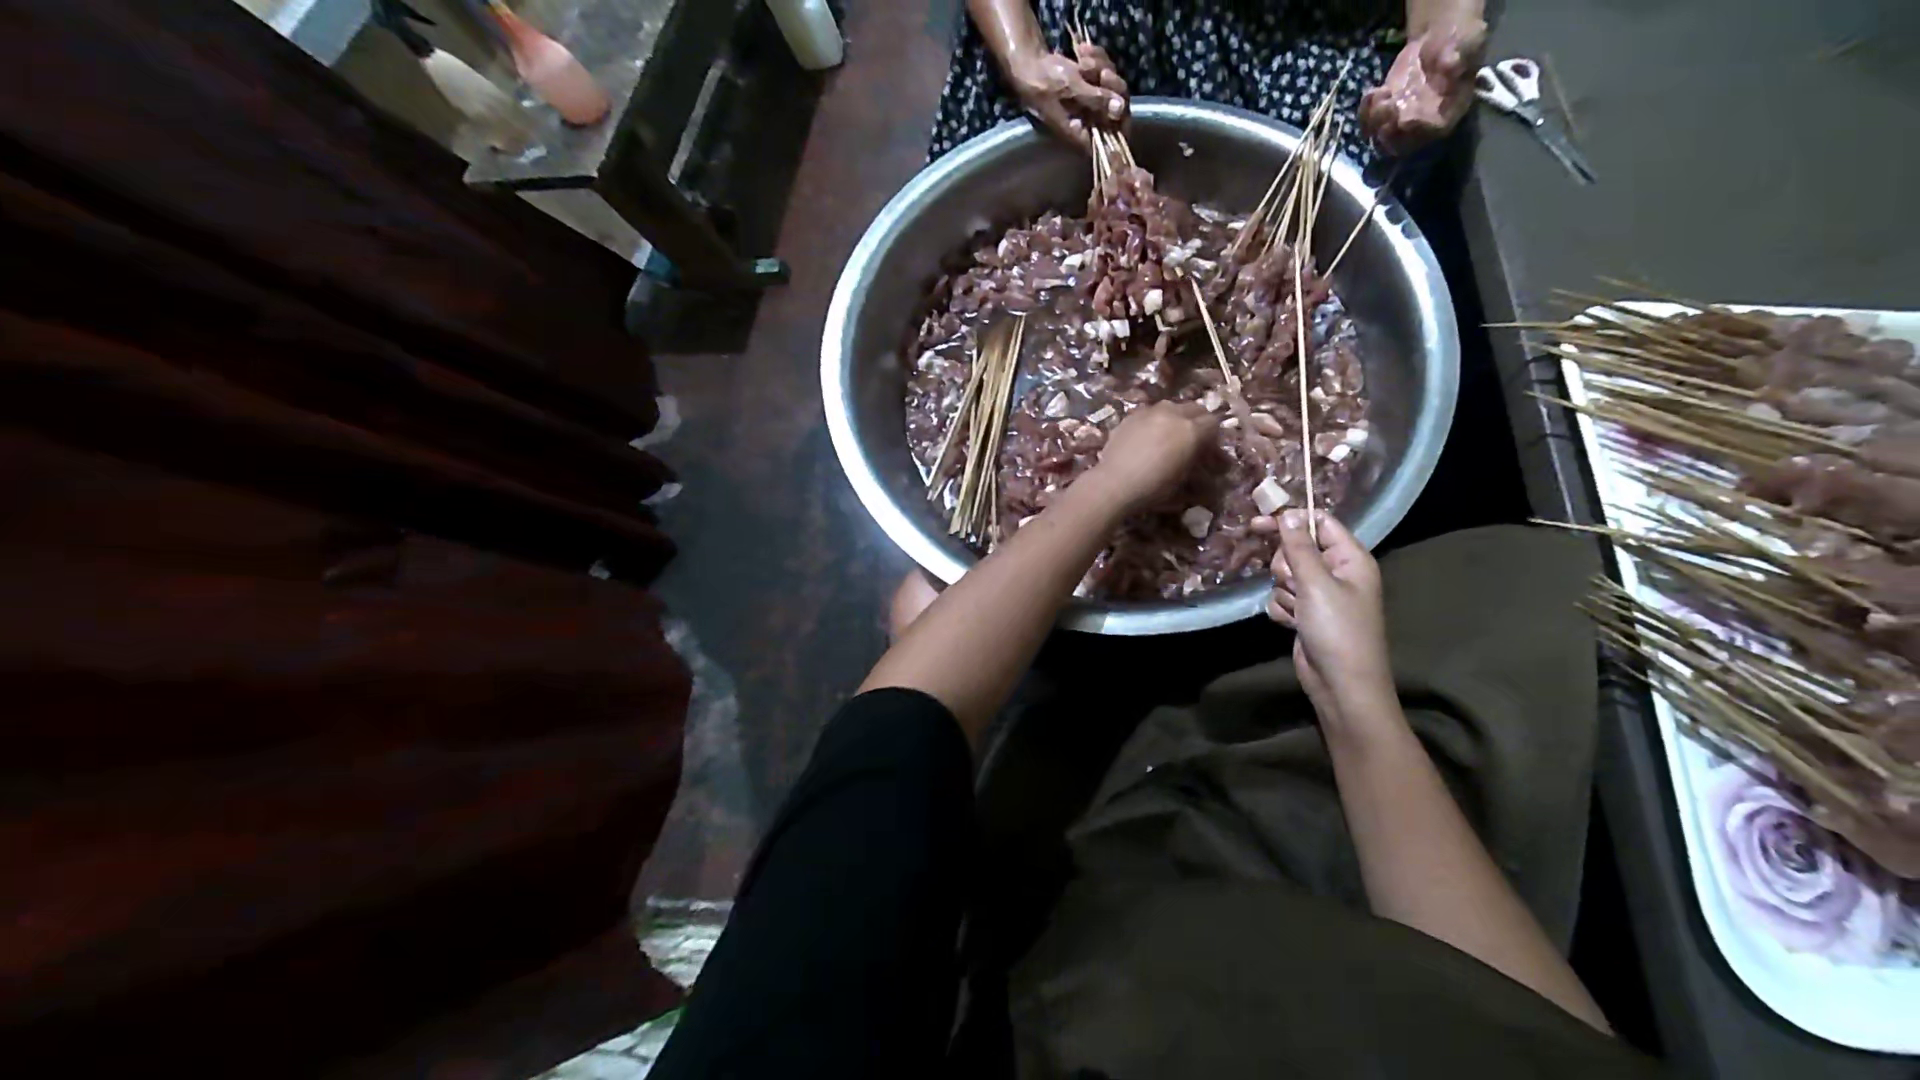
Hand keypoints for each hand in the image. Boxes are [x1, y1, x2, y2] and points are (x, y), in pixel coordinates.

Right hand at [1006, 42, 1128, 149]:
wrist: (1029, 65)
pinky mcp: (1091, 86)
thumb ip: (1096, 100)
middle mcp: (1090, 122)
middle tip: (1101, 72)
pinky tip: (1082, 51)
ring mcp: (1092, 104)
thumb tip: (1119, 109)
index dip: (1121, 121)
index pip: (1111, 139)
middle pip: (1118, 109)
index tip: (1119, 100)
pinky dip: (1097, 58)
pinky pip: (1106, 71)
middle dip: (1112, 85)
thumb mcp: (1071, 89)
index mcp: (1083, 134)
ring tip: (1083, 57)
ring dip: (1102, 66)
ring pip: (1113, 86)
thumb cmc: (1044, 83)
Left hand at [1081, 400, 1216, 513]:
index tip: (1209, 452)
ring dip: (1177, 417)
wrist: (1114, 483)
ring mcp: (1150, 411)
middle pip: (1195, 409)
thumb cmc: (1153, 487)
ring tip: (1170, 436)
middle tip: (1193, 441)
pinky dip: (1155, 420)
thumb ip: (1198, 463)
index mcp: (1192, 429)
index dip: (1213, 438)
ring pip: (1172, 406)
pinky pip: (1150, 412)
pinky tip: (1148, 436)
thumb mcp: (1183, 477)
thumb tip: (1211, 464)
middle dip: (1198, 422)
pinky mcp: (1131, 415)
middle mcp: (1173, 413)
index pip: (1214, 423)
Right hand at [1265, 510, 1392, 720]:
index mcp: (1350, 559)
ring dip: (1284, 592)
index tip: (1257, 524)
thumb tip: (1288, 514)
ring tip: (1299, 611)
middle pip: (1296, 549)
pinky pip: (1282, 598)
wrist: (1341, 683)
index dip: (1290, 520)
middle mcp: (1336, 573)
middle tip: (1293, 583)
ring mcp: (1320, 595)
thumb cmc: (1337, 629)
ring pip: (1285, 576)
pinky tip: (1292, 624)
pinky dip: (1282, 609)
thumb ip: (1299, 547)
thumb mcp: (1316, 583)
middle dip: (1286, 566)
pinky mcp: (1305, 614)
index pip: (1319, 523)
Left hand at [1359, 18, 1486, 155]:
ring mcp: (1402, 123)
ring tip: (1379, 93)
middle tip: (1387, 104)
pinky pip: (1369, 125)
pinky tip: (1373, 91)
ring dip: (1373, 121)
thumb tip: (1451, 65)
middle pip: (1399, 145)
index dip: (1416, 130)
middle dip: (1388, 130)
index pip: (1431, 133)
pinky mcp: (1386, 115)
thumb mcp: (1466, 44)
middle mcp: (1424, 125)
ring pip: (1379, 138)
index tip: (1406, 116)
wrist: (1437, 39)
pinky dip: (1365, 113)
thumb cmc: (1459, 41)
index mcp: (1449, 112)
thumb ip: (1459, 58)